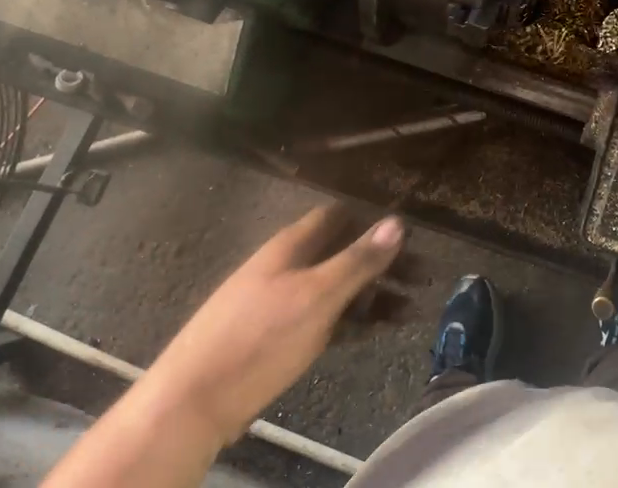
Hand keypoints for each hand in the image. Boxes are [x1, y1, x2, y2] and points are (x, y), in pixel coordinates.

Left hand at [134, 206, 405, 443]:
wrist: (193, 402)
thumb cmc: (259, 338)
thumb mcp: (316, 296)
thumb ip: (357, 260)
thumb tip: (397, 222)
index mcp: (291, 245)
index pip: (339, 216)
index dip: (374, 221)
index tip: (411, 235)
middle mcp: (287, 266)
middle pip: (343, 253)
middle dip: (384, 263)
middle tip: (424, 277)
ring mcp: (282, 303)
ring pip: (337, 289)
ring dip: (374, 295)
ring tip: (411, 310)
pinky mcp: (279, 337)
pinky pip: (326, 318)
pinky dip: (354, 320)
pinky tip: (377, 331)